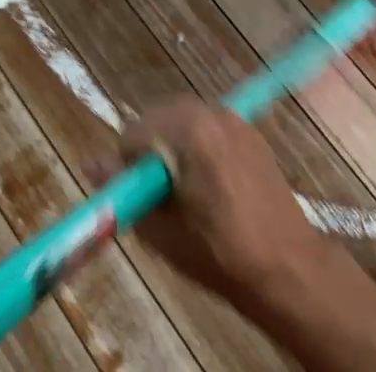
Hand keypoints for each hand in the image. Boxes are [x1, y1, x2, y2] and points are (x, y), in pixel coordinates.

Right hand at [87, 97, 331, 304]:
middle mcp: (217, 115)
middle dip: (148, 145)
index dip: (125, 161)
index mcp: (193, 132)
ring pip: (189, 118)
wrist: (284, 262)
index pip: (137, 130)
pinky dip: (197, 142)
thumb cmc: (217, 252)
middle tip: (147, 189)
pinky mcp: (254, 135)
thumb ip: (125, 190)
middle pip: (164, 115)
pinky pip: (213, 126)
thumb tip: (91, 163)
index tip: (130, 193)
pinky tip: (202, 181)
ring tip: (173, 187)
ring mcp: (240, 122)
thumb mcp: (159, 229)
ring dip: (172, 142)